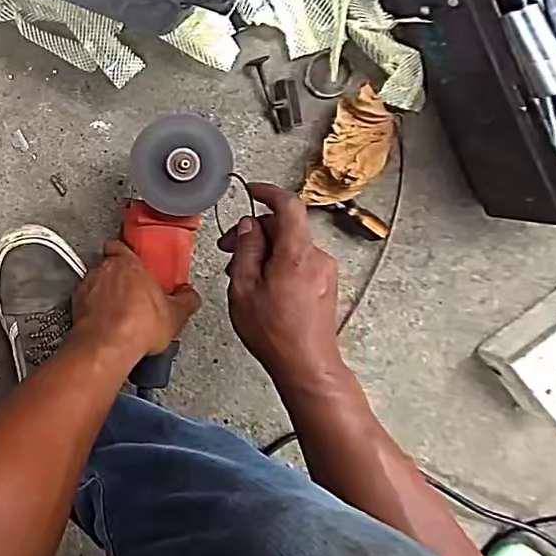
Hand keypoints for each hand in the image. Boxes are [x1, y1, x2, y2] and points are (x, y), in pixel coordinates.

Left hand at [72, 240, 200, 360]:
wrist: (107, 346)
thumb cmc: (136, 324)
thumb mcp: (176, 314)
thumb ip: (186, 299)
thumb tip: (190, 296)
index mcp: (127, 263)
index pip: (119, 245)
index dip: (124, 252)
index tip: (133, 261)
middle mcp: (103, 270)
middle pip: (108, 264)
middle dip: (118, 276)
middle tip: (131, 292)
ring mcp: (87, 286)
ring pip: (95, 283)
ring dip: (104, 293)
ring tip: (118, 312)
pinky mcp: (76, 305)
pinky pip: (85, 302)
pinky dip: (93, 310)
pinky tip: (106, 324)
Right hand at [218, 183, 343, 386]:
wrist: (307, 365)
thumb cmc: (275, 333)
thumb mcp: (244, 287)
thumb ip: (246, 249)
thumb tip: (249, 226)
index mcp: (296, 254)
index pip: (288, 206)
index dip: (268, 192)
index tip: (253, 190)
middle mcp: (317, 258)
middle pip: (284, 226)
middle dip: (254, 232)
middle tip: (230, 246)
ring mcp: (324, 271)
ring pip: (289, 244)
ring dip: (264, 250)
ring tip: (242, 273)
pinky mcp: (325, 283)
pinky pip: (298, 260)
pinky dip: (277, 262)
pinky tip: (261, 283)